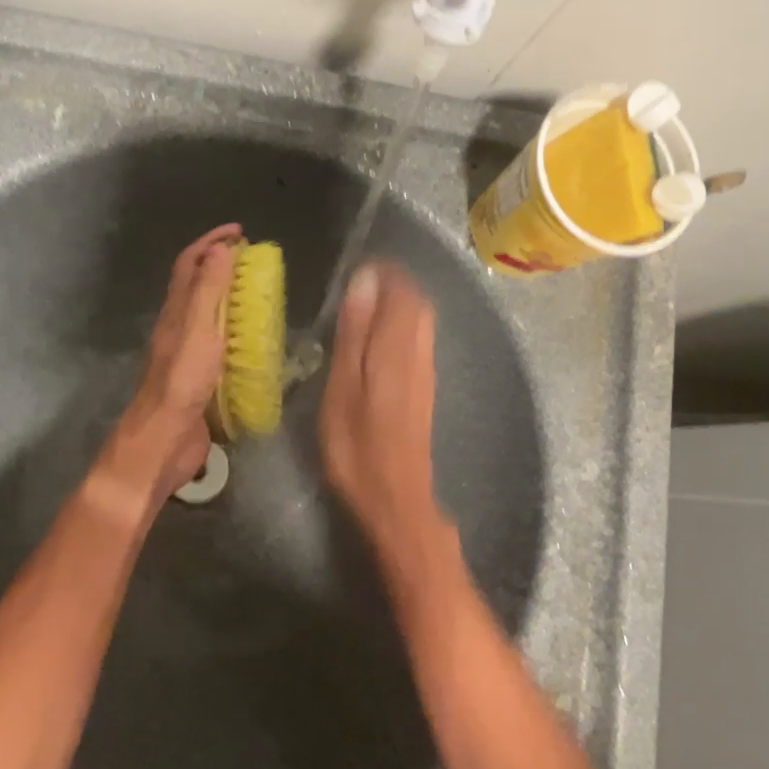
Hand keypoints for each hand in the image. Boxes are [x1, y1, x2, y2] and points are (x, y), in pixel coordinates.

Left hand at [96, 224, 241, 512]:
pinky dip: (237, 336)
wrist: (162, 444)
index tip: (240, 231)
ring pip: (208, 318)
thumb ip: (208, 293)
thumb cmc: (180, 386)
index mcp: (175, 314)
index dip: (211, 242)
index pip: (190, 265)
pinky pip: (220, 348)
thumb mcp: (197, 333)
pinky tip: (258, 344)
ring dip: (231, 300)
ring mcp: (188, 357)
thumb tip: (220, 249)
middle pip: (197, 287)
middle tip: (256, 263)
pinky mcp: (199, 382)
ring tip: (263, 297)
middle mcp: (178, 330)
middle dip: (223, 267)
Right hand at [320, 263, 442, 547]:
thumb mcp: (342, 388)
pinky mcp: (424, 388)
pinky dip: (398, 328)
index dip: (381, 272)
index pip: (402, 288)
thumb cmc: (357, 448)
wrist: (396, 499)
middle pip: (418, 301)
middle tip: (356, 286)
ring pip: (420, 320)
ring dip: (396, 305)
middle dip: (392, 284)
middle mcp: (420, 351)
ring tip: (360, 309)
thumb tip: (364, 280)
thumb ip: (355, 333)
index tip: (354, 270)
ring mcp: (426, 370)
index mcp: (398, 346)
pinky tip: (374, 343)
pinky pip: (417, 340)